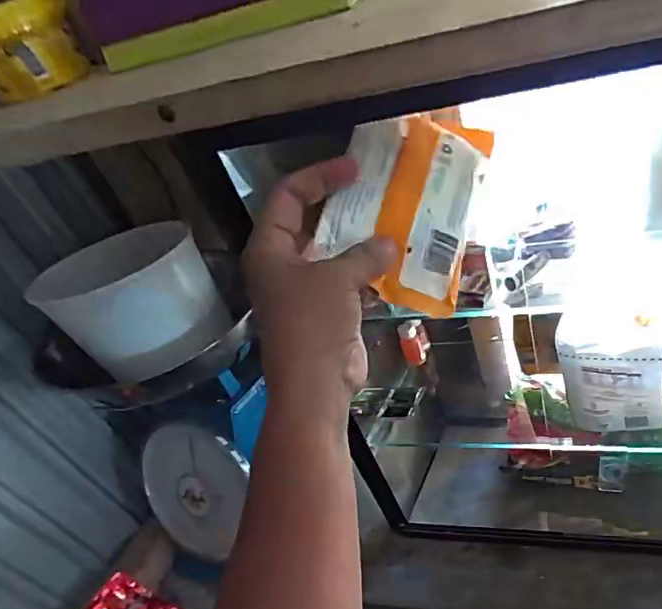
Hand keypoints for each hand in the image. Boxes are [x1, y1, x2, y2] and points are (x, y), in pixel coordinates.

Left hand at [243, 157, 395, 418]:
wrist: (316, 385)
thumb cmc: (314, 326)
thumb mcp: (337, 280)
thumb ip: (364, 254)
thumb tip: (389, 243)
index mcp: (269, 250)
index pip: (288, 196)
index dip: (318, 176)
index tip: (353, 168)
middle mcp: (283, 267)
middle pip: (309, 225)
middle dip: (341, 209)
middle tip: (373, 193)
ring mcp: (305, 292)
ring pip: (332, 256)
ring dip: (359, 244)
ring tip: (389, 225)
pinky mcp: (327, 315)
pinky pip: (347, 285)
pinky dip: (367, 276)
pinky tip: (392, 266)